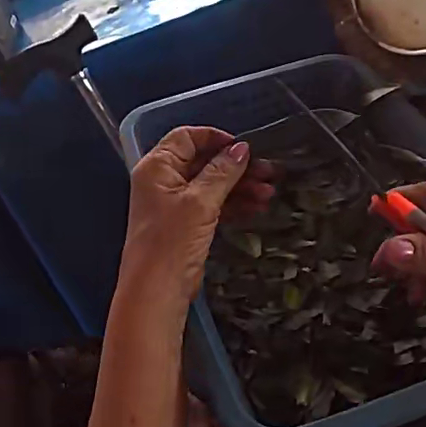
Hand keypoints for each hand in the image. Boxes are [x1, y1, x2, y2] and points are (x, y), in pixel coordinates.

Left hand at [119, 127, 275, 302]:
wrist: (156, 289)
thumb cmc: (171, 241)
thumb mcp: (200, 202)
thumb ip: (222, 172)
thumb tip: (241, 149)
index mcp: (157, 167)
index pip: (186, 137)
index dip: (215, 138)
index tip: (243, 147)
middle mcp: (162, 181)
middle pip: (203, 162)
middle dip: (236, 166)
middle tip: (269, 173)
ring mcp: (173, 204)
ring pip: (211, 185)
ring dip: (240, 187)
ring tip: (269, 194)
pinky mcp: (185, 225)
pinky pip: (212, 206)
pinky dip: (233, 205)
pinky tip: (257, 208)